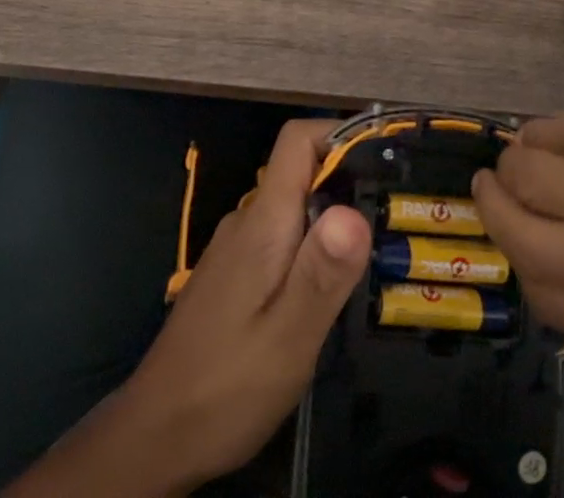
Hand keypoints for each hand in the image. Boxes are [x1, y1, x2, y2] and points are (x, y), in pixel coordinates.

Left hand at [4, 120, 369, 496]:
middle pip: (300, 172)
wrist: (158, 431)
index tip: (391, 154)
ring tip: (384, 252)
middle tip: (404, 216)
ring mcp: (236, 250)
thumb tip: (354, 211)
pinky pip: (282, 240)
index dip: (342, 133)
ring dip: (336, 218)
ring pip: (294, 209)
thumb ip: (321, 274)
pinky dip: (315, 247)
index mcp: (261, 226)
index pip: (295, 142)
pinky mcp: (234, 277)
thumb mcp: (288, 337)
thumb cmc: (226, 386)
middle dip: (351, 181)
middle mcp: (246, 225)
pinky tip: (337, 287)